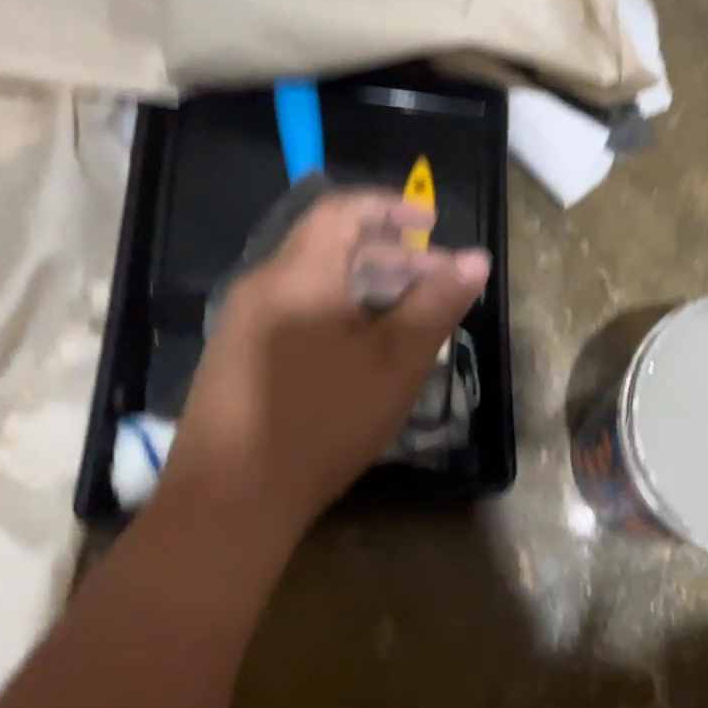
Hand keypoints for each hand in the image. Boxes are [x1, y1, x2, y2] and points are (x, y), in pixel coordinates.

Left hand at [163, 189, 490, 531]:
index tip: (434, 223)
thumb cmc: (323, 421)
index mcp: (300, 275)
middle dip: (394, 257)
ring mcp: (245, 324)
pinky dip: (343, 313)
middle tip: (441, 283)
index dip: (392, 207)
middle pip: (333, 248)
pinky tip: (370, 352)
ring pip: (318, 283)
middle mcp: (265, 286)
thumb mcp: (396, 361)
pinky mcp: (240, 357)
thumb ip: (437, 304)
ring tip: (415, 319)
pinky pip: (300, 312)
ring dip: (371, 288)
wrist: (230, 500)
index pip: (343, 210)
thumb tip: (477, 258)